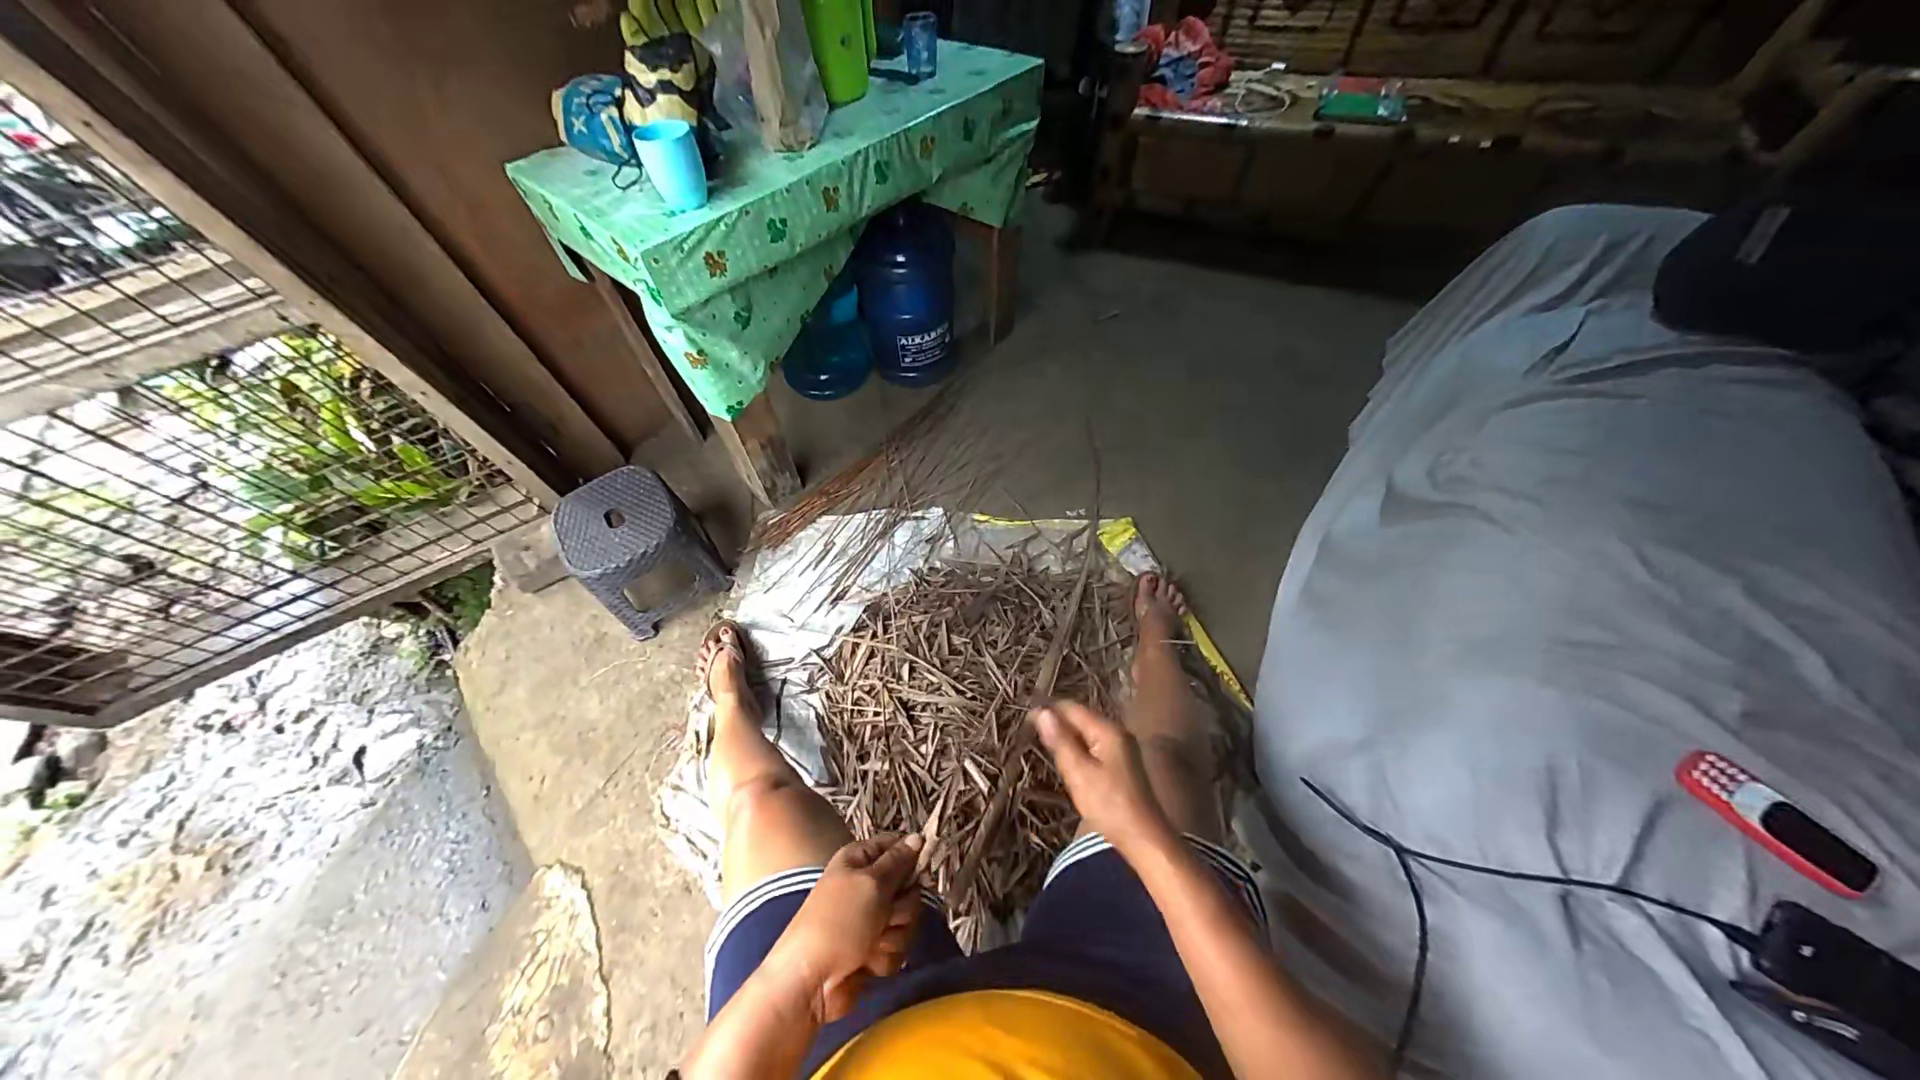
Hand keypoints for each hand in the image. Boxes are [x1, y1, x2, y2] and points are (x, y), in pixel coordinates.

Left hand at [765, 833, 924, 1022]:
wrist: (810, 982)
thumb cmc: (838, 922)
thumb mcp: (871, 884)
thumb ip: (899, 861)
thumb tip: (918, 836)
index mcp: (859, 859)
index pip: (898, 845)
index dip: (912, 858)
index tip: (919, 871)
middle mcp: (866, 884)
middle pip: (909, 886)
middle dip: (903, 906)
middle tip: (884, 915)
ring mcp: (871, 918)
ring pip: (907, 919)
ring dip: (894, 934)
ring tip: (871, 943)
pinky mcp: (874, 948)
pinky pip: (899, 945)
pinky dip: (885, 954)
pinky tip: (867, 962)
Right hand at [1032, 700, 1173, 852]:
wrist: (1143, 838)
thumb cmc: (1109, 805)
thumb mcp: (1078, 772)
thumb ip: (1060, 741)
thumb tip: (1042, 712)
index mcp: (1108, 731)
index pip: (1072, 708)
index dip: (1048, 712)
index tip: (1025, 723)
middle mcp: (1117, 733)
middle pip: (1081, 719)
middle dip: (1057, 725)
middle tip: (1031, 737)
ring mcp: (1122, 749)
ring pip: (1086, 735)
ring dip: (1066, 739)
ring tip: (1044, 748)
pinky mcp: (1121, 765)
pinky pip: (1094, 748)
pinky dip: (1078, 752)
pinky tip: (1067, 764)